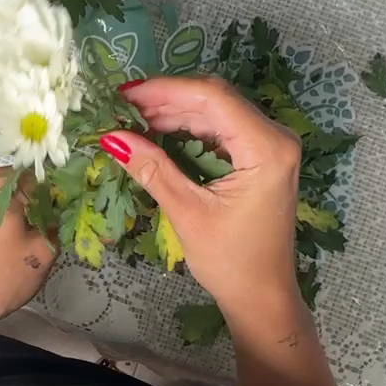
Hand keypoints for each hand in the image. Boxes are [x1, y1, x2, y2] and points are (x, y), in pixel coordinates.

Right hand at [100, 76, 303, 331]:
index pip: (212, 98)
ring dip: (174, 114)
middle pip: (214, 101)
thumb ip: (152, 169)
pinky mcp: (259, 158)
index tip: (124, 94)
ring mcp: (269, 147)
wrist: (261, 296)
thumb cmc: (230, 261)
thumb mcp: (187, 213)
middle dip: (166, 100)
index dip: (165, 90)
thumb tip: (111, 138)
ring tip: (132, 120)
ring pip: (215, 114)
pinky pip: (220, 132)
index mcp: (267, 147)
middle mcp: (274, 137)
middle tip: (121, 107)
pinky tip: (157, 134)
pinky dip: (187, 131)